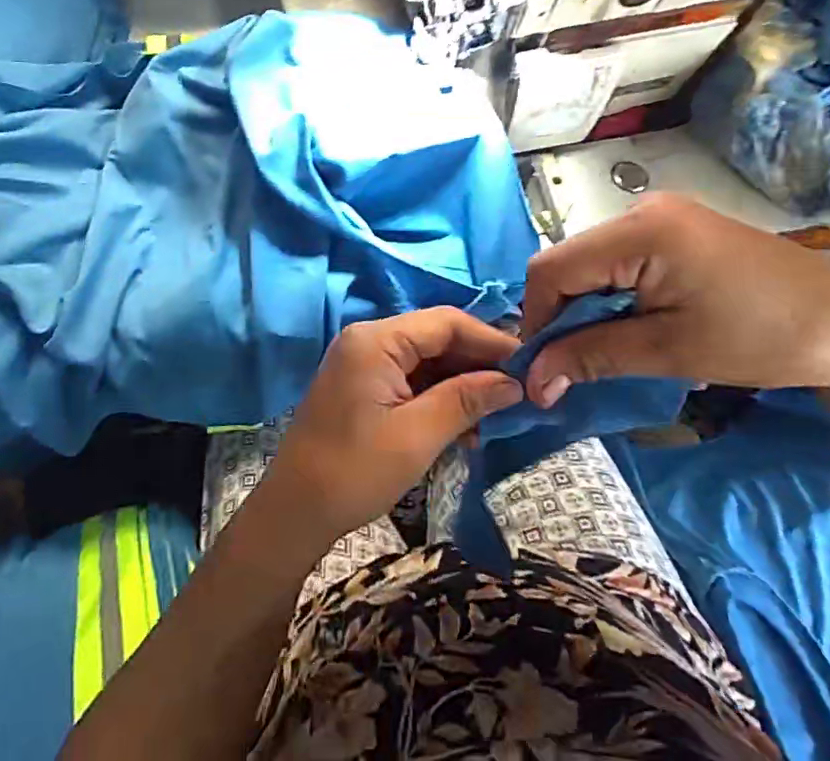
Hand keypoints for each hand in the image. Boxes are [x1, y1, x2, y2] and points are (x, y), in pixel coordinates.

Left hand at [259, 308, 521, 549]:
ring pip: (426, 361)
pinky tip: (465, 428)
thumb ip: (466, 400)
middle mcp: (367, 340)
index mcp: (376, 340)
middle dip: (479, 365)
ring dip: (461, 386)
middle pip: (436, 338)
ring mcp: (361, 362)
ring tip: (496, 420)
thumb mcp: (418, 435)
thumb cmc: (356, 470)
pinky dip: (438, 399)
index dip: (492, 341)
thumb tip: (512, 382)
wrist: (296, 507)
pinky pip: (409, 380)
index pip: (446, 322)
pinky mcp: (361, 386)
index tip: (532, 368)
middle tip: (521, 396)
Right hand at [520, 194, 829, 402]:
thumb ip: (590, 357)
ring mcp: (661, 215)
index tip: (543, 367)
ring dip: (583, 306)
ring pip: (588, 261)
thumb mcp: (669, 351)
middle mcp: (642, 209)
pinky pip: (616, 258)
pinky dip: (608, 294)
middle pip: (567, 262)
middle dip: (559, 314)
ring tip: (602, 346)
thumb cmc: (766, 339)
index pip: (551, 269)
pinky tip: (629, 322)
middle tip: (569, 363)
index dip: (536, 318)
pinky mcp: (675, 228)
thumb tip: (532, 383)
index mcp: (641, 230)